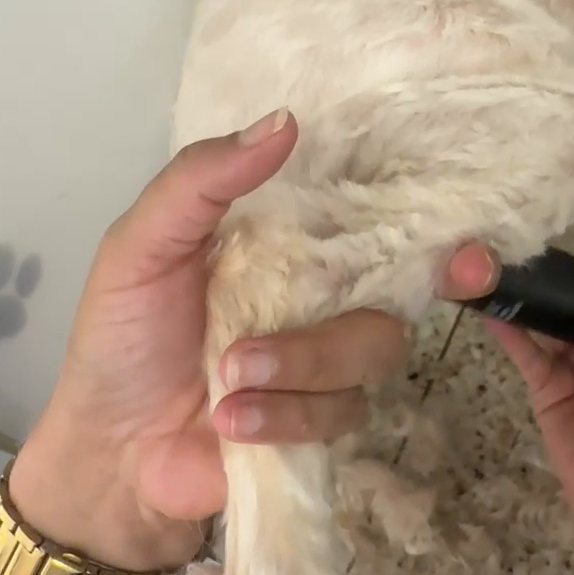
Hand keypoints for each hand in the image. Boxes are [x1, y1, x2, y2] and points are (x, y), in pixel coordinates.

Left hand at [10, 108, 498, 571]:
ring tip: (231, 377)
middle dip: (384, 304)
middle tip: (398, 292)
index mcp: (290, 247)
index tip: (466, 238)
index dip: (430, 225)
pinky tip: (232, 421)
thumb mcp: (143, 245)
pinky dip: (285, 414)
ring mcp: (326, 364)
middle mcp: (323, 298)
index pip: (371, 223)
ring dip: (303, 363)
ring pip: (372, 351)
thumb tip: (286, 121)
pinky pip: (342, 412)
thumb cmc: (124, 335)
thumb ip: (202, 181)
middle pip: (390, 294)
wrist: (107, 452)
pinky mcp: (320, 422)